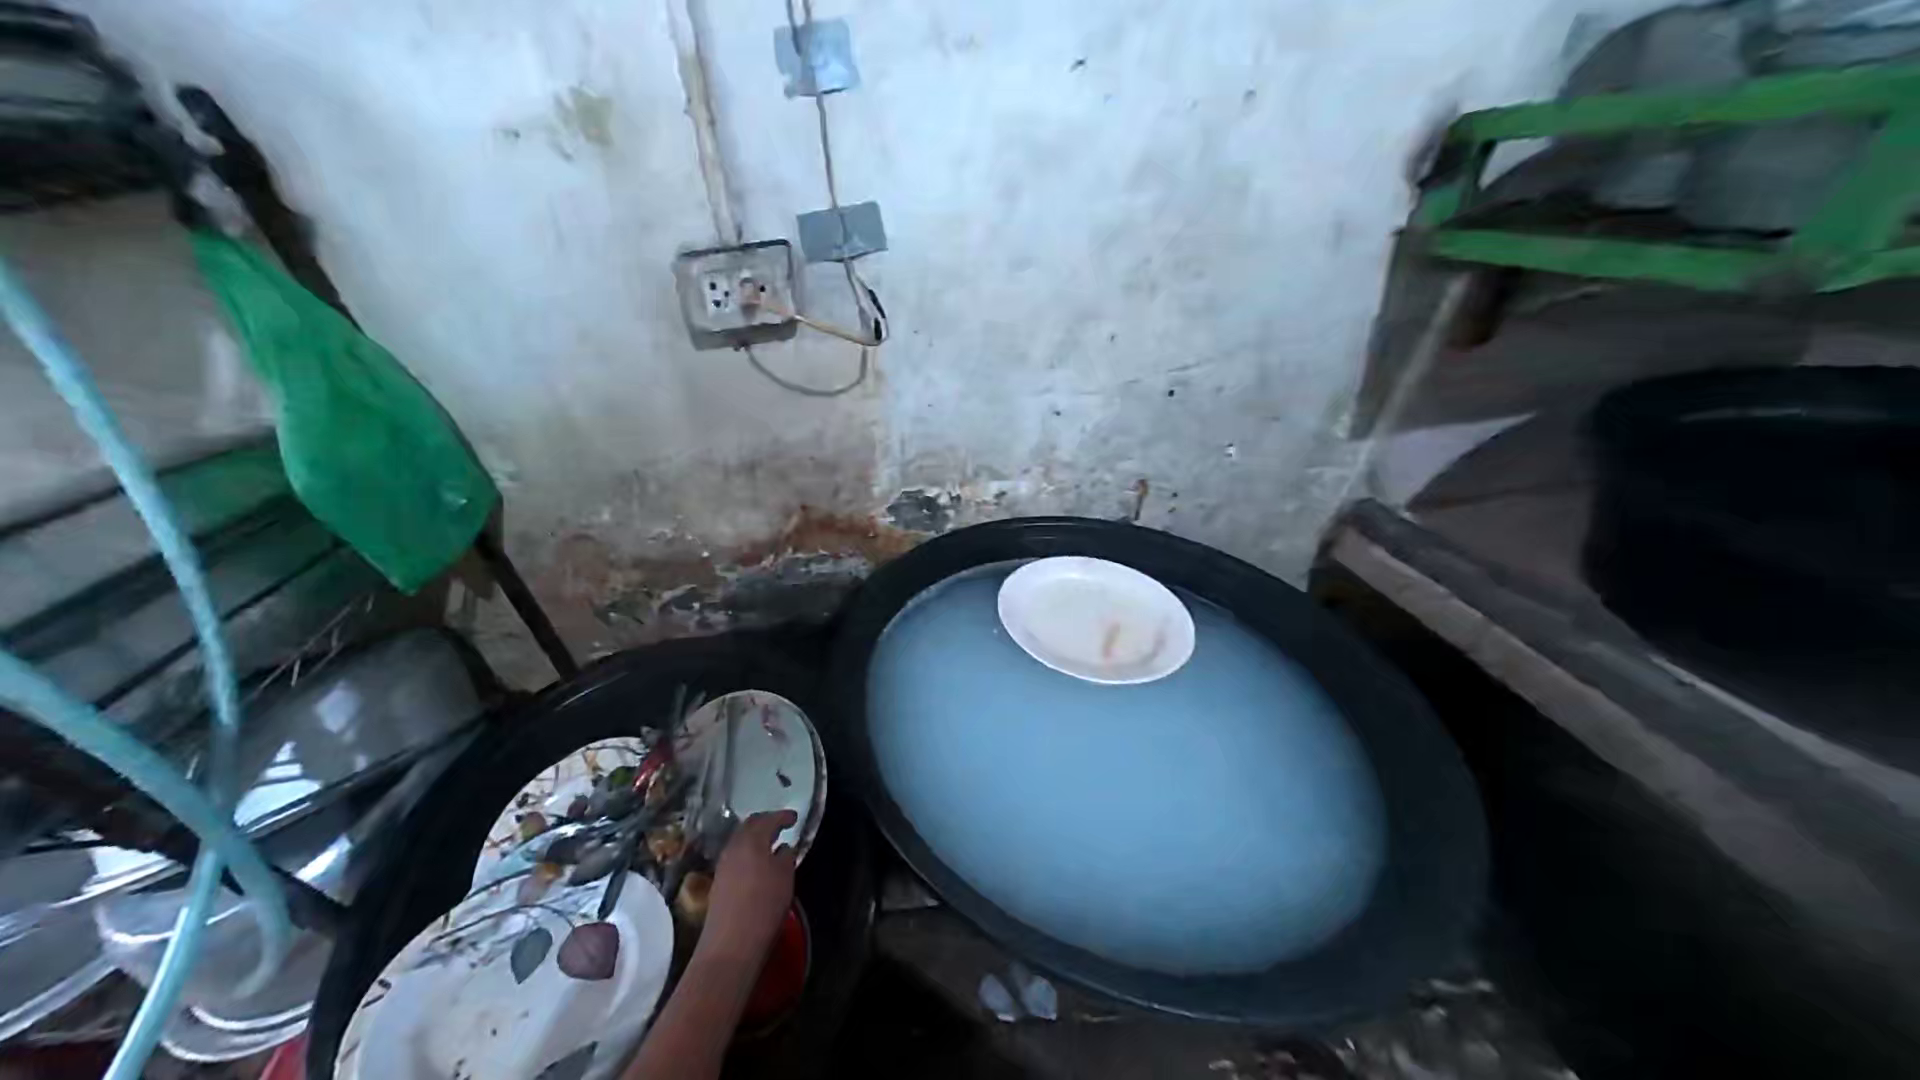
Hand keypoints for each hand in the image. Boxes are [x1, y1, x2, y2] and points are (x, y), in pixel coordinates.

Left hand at [703, 810, 796, 957]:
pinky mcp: (718, 883)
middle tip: (781, 825)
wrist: (730, 945)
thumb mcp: (785, 877)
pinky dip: (748, 852)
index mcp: (752, 841)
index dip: (782, 816)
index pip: (768, 819)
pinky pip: (735, 856)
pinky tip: (757, 864)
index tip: (794, 817)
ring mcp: (723, 865)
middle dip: (765, 822)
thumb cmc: (764, 905)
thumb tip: (784, 847)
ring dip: (755, 838)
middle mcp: (734, 848)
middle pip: (749, 826)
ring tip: (771, 844)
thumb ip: (786, 857)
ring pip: (740, 841)